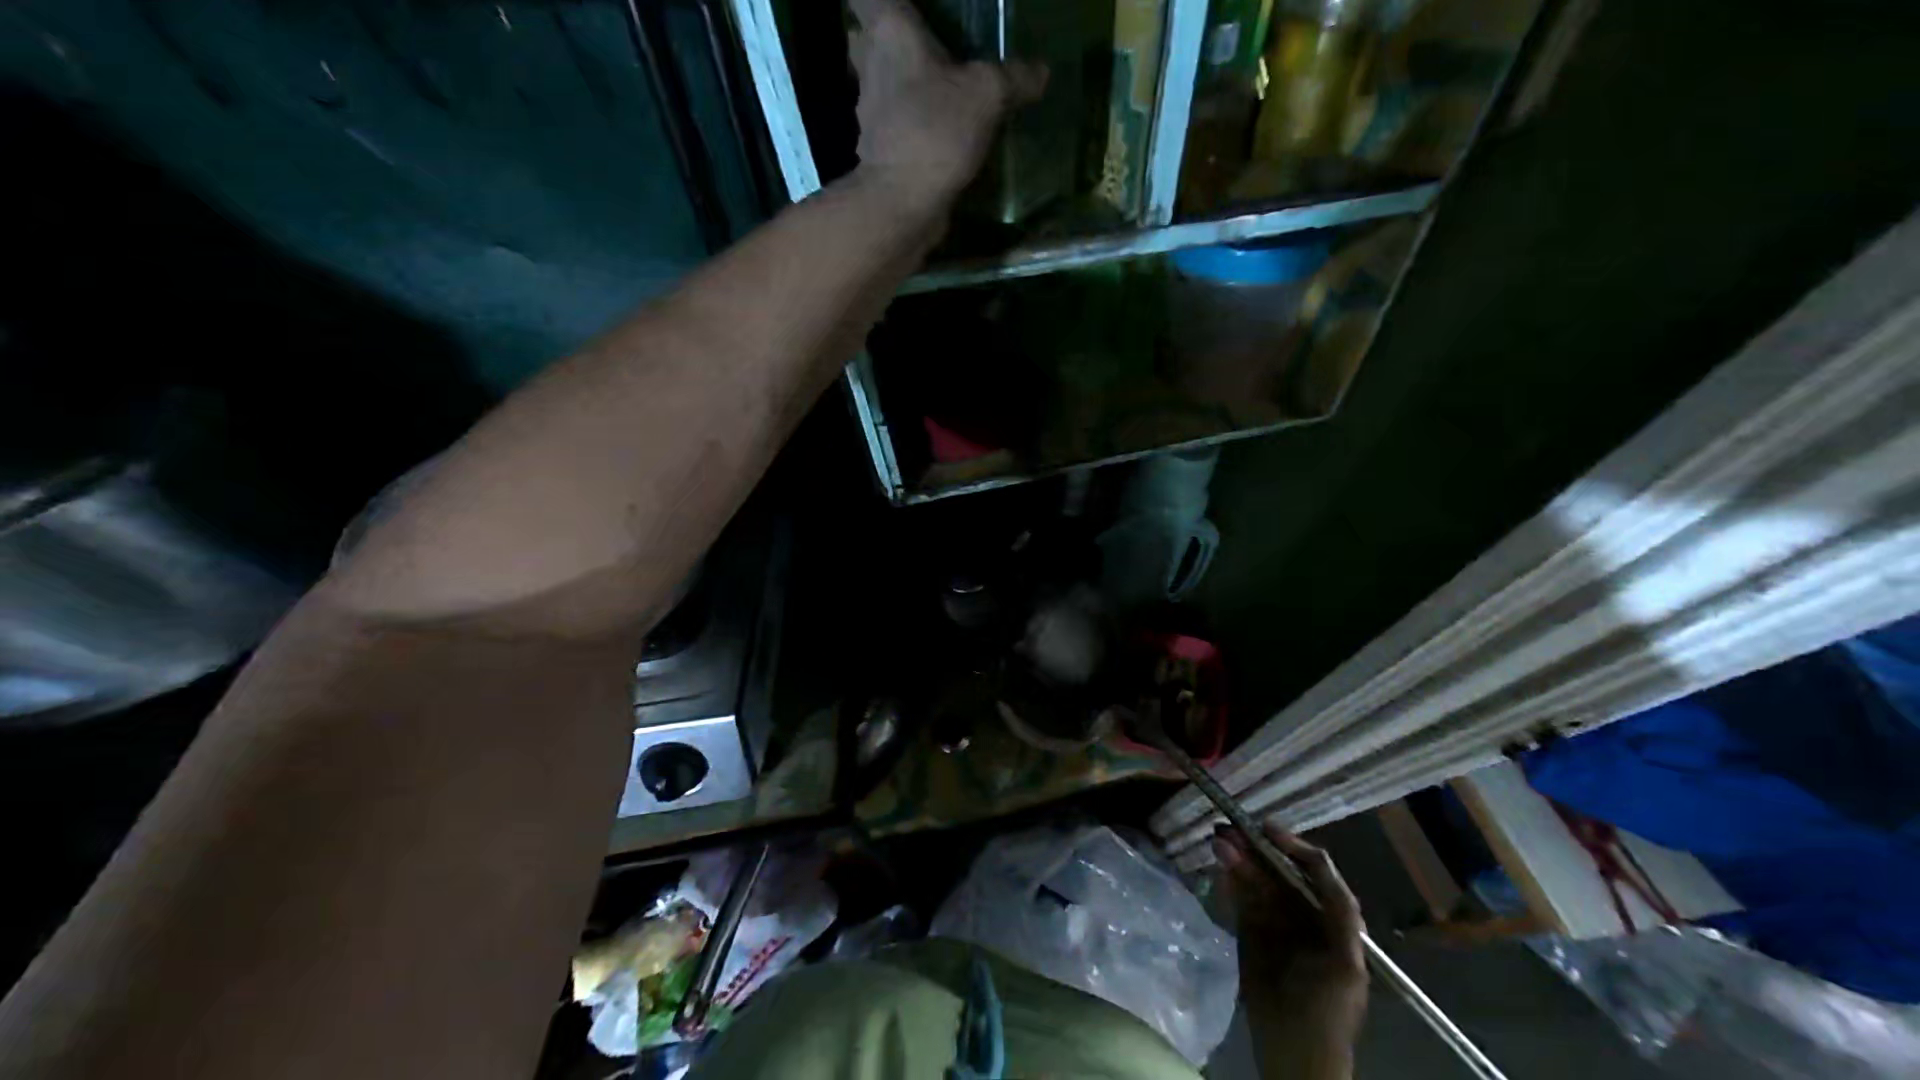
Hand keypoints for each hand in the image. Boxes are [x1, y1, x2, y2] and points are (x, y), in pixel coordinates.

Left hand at [846, 0, 1045, 215]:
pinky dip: (909, 121)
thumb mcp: (988, 94)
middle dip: (892, 37)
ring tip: (939, 85)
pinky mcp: (876, 146)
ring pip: (881, 79)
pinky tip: (938, 128)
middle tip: (929, 42)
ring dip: (902, 81)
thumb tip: (1041, 72)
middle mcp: (870, 62)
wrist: (902, 202)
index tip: (915, 8)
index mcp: (889, 30)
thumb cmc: (936, 130)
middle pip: (870, 35)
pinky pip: (893, 121)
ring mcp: (868, 108)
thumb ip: (1015, 77)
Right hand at [1214, 823, 1367, 1079]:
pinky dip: (1231, 880)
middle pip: (1280, 872)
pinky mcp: (1251, 932)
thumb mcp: (1346, 964)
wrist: (1296, 1055)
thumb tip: (1320, 863)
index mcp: (1332, 920)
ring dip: (1240, 860)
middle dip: (1256, 849)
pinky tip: (1221, 865)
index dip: (1294, 847)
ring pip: (1257, 882)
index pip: (1316, 871)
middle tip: (1229, 828)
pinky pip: (1241, 899)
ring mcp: (1276, 923)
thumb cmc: (1329, 1011)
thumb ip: (1339, 914)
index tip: (1267, 829)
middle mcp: (1304, 914)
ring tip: (1219, 841)